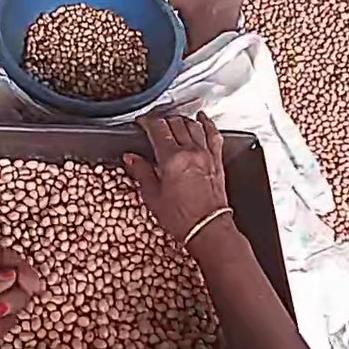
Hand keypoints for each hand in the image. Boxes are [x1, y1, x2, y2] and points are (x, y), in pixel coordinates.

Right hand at [124, 113, 232, 245]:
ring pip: (193, 126)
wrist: (208, 229)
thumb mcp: (152, 197)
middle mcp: (190, 152)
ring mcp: (206, 155)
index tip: (142, 122)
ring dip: (181, 120)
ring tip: (173, 121)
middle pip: (175, 123)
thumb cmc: (182, 218)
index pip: (158, 129)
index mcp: (172, 159)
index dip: (147, 121)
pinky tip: (202, 119)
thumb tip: (131, 158)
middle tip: (154, 124)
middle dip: (162, 120)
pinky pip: (213, 135)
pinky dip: (207, 124)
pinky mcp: (217, 160)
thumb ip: (141, 172)